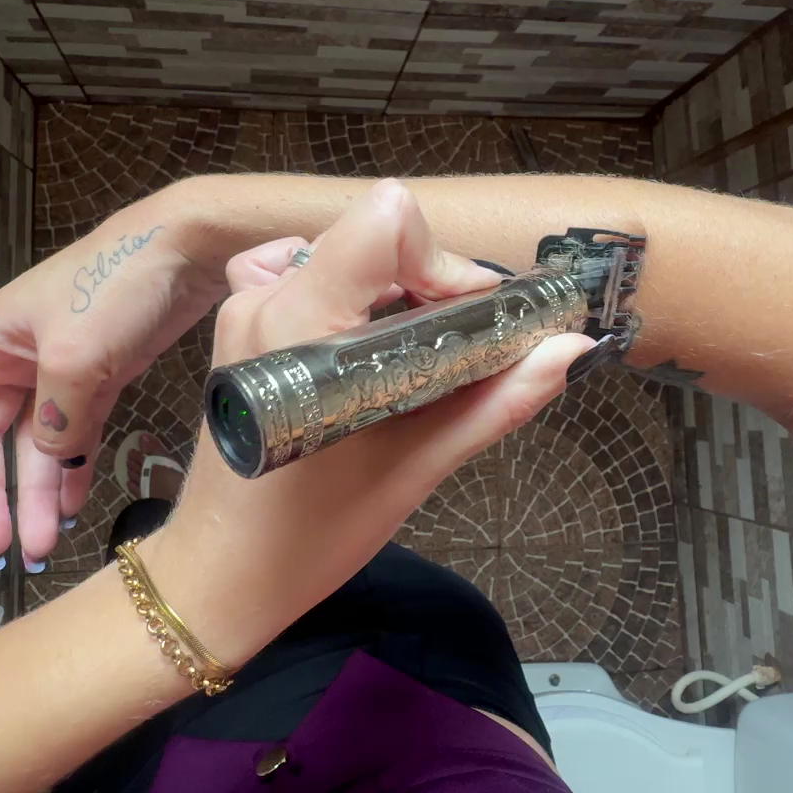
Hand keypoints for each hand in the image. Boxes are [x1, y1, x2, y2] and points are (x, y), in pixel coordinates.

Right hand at [0, 198, 221, 569]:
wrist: (185, 252)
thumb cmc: (115, 286)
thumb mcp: (73, 354)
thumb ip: (54, 418)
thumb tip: (49, 463)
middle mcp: (13, 362)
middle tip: (2, 547)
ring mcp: (58, 375)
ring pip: (32, 447)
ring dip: (35, 495)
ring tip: (41, 545)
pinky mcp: (100, 381)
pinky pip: (75, 436)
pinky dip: (72, 470)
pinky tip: (73, 506)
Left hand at [136, 180, 595, 666]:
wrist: (221, 571)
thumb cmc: (313, 534)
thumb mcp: (416, 468)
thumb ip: (497, 402)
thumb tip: (572, 349)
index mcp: (302, 324)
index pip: (384, 221)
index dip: (442, 261)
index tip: (468, 319)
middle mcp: (266, 299)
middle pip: (373, 236)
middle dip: (430, 284)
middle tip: (456, 352)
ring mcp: (245, 307)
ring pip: (346, 253)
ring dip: (394, 294)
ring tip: (411, 359)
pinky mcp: (240, 322)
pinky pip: (306, 272)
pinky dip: (348, 294)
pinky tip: (359, 341)